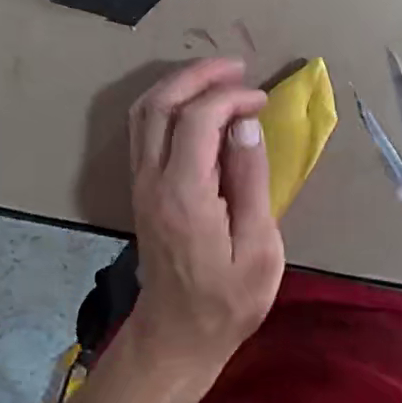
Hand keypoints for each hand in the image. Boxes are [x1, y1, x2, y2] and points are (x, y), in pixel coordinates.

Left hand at [123, 58, 284, 380]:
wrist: (176, 335)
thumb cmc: (227, 300)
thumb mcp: (258, 248)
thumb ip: (251, 181)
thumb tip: (245, 124)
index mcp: (184, 193)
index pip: (197, 119)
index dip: (230, 98)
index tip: (262, 101)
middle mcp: (152, 179)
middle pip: (160, 103)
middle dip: (197, 75)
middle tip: (236, 67)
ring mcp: (139, 181)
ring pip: (145, 111)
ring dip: (179, 84)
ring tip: (218, 77)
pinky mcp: (140, 186)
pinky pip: (145, 128)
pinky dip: (168, 103)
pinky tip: (195, 104)